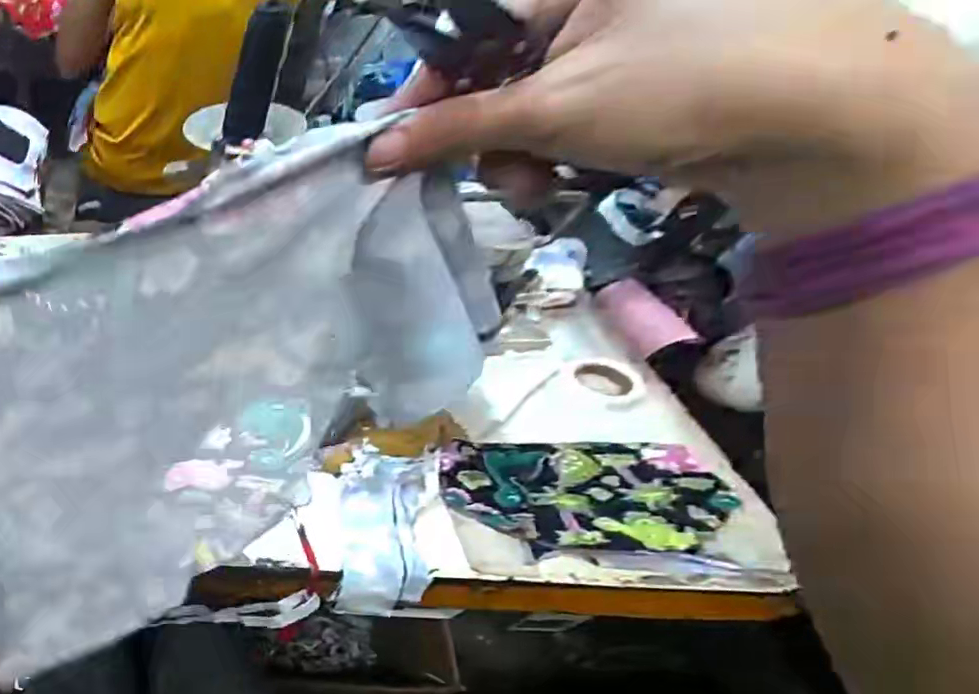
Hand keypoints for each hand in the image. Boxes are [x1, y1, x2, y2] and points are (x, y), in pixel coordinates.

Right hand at [364, 0, 978, 235]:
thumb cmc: (675, 86)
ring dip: (513, 160)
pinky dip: (547, 159)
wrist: (809, 119)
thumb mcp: (550, 108)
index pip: (471, 37)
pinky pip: (556, 126)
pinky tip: (562, 178)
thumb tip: (377, 149)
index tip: (392, 145)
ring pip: (521, 113)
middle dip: (481, 139)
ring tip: (538, 183)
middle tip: (489, 172)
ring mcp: (613, 48)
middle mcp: (592, 8)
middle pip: (493, 82)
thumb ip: (455, 128)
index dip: (426, 94)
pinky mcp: (627, 88)